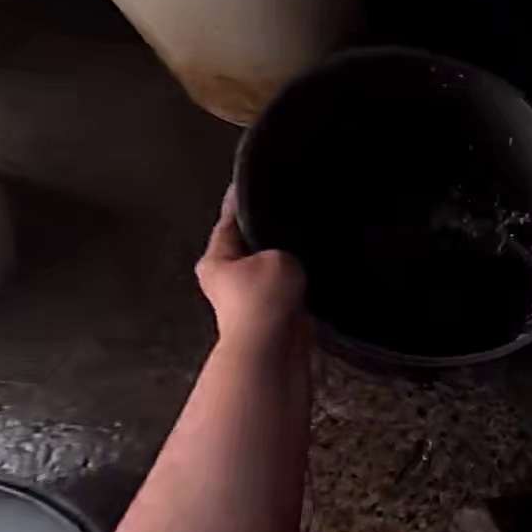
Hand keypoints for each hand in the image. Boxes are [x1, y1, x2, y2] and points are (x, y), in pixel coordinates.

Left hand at [196, 188, 307, 339]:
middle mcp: (227, 278)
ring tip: (307, 237)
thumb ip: (283, 247)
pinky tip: (315, 267)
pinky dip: (299, 280)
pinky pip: (287, 288)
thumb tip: (287, 255)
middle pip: (248, 246)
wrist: (273, 347)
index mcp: (216, 259)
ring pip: (270, 269)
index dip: (239, 202)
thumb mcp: (277, 256)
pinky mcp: (272, 313)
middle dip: (265, 233)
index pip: (228, 221)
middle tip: (286, 210)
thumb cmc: (263, 297)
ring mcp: (250, 298)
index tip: (247, 184)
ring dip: (286, 259)